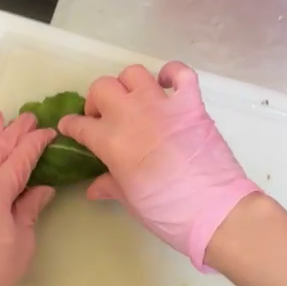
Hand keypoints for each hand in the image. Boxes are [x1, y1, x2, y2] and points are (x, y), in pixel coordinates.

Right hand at [58, 62, 258, 270]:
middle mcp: (132, 115)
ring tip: (133, 101)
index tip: (71, 129)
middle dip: (97, 101)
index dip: (72, 126)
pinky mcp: (191, 104)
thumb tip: (95, 188)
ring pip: (134, 74)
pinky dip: (172, 74)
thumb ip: (111, 186)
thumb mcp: (132, 201)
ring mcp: (163, 105)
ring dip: (128, 85)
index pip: (80, 125)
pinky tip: (167, 86)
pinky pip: (180, 73)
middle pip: (102, 88)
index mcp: (111, 142)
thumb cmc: (167, 212)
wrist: (215, 210)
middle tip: (104, 117)